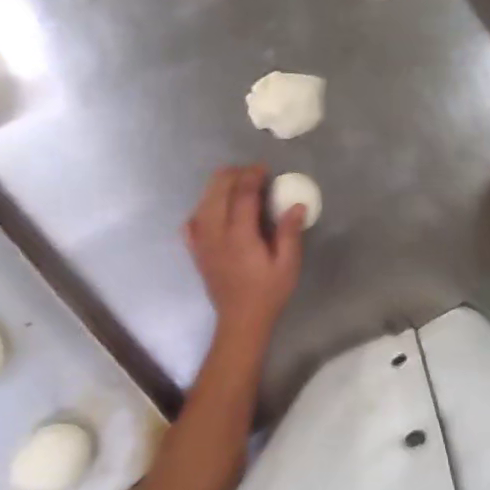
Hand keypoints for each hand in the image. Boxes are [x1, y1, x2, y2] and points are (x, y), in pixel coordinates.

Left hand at [184, 165, 304, 336]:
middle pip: (217, 191)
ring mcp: (202, 241)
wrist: (241, 321)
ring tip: (235, 184)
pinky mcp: (196, 251)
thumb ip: (289, 232)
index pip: (242, 194)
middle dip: (233, 175)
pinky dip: (202, 208)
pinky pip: (192, 221)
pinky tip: (213, 209)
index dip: (252, 176)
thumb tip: (296, 205)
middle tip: (251, 174)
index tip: (264, 169)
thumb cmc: (268, 294)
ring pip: (203, 202)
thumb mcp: (288, 265)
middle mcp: (216, 233)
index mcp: (240, 235)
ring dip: (218, 187)